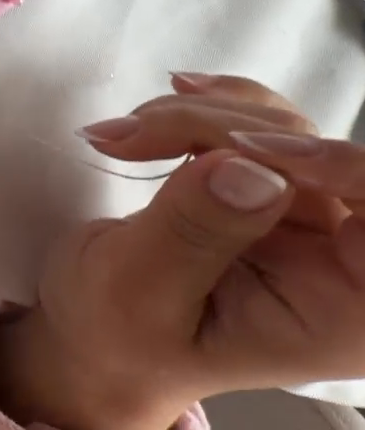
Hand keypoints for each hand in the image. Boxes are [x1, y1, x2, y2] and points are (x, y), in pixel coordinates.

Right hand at [0, 74, 363, 428]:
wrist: (98, 333)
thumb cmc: (119, 329)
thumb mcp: (141, 287)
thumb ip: (195, 233)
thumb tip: (248, 169)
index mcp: (350, 306)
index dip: (340, 167)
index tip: (240, 148)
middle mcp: (345, 257)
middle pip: (320, 158)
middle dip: (216, 130)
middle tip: (127, 137)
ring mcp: (307, 219)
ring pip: (282, 128)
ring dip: (194, 115)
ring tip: (120, 135)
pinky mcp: (263, 190)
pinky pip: (257, 124)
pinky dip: (204, 104)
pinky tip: (161, 105)